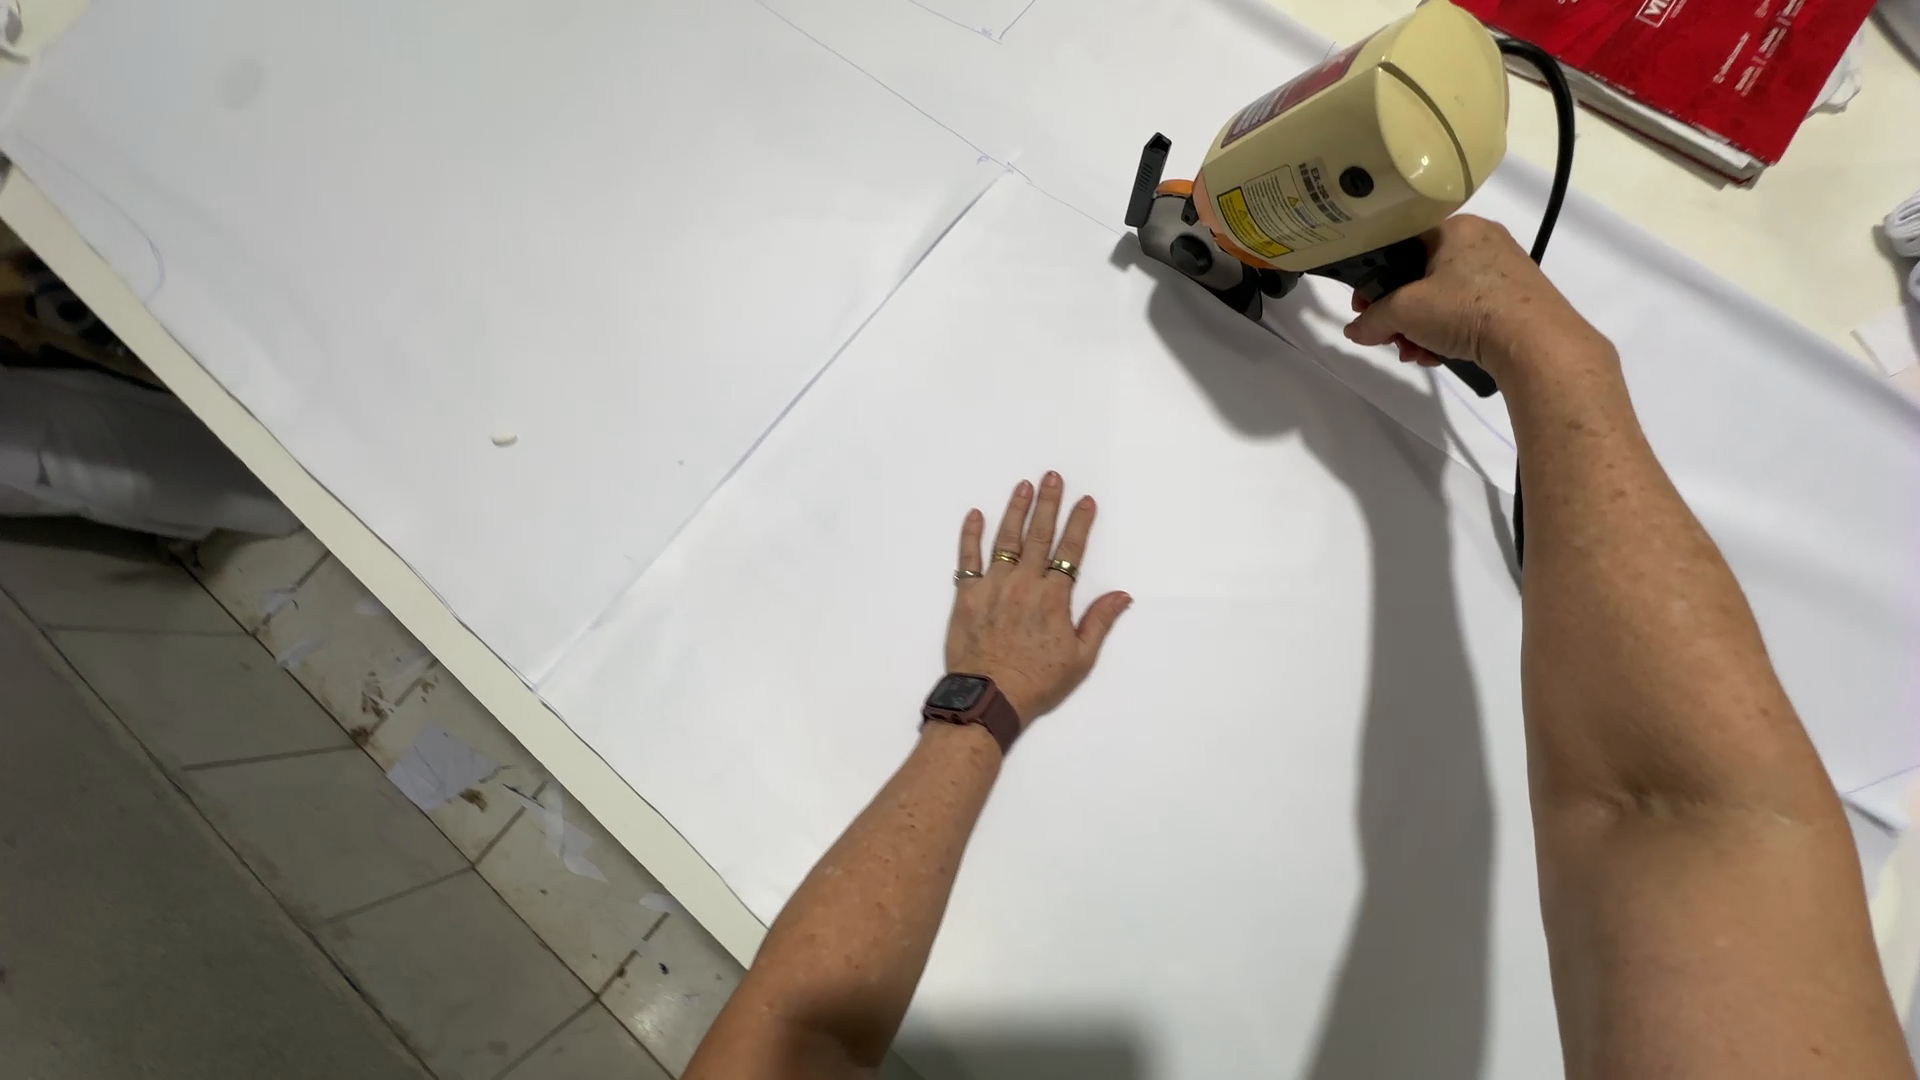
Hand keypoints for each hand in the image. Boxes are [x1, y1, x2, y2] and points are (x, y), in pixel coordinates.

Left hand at [946, 472, 1131, 725]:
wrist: (989, 696)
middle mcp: (1024, 584)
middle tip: (1051, 476)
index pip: (1070, 551)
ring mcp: (993, 586)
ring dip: (1015, 510)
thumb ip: (1099, 621)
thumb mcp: (1080, 658)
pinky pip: (967, 558)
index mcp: (1053, 597)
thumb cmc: (1037, 681)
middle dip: (1048, 504)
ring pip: (1006, 540)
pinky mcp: (966, 595)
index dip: (1079, 524)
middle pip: (1039, 535)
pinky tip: (975, 515)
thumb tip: (1121, 595)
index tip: (1085, 501)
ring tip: (1022, 486)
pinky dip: (970, 536)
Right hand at [1341, 215, 1598, 386]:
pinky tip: (1437, 354)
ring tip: (1414, 353)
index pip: (1401, 245)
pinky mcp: (1511, 296)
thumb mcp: (1403, 312)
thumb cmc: (1464, 308)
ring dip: (1417, 329)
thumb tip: (1355, 331)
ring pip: (1439, 298)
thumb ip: (1371, 320)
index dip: (1375, 278)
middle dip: (1397, 314)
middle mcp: (1480, 240)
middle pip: (1418, 277)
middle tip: (1388, 336)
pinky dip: (1443, 332)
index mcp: (1456, 228)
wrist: (1532, 339)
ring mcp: (1500, 269)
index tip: (1364, 307)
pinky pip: (1462, 310)